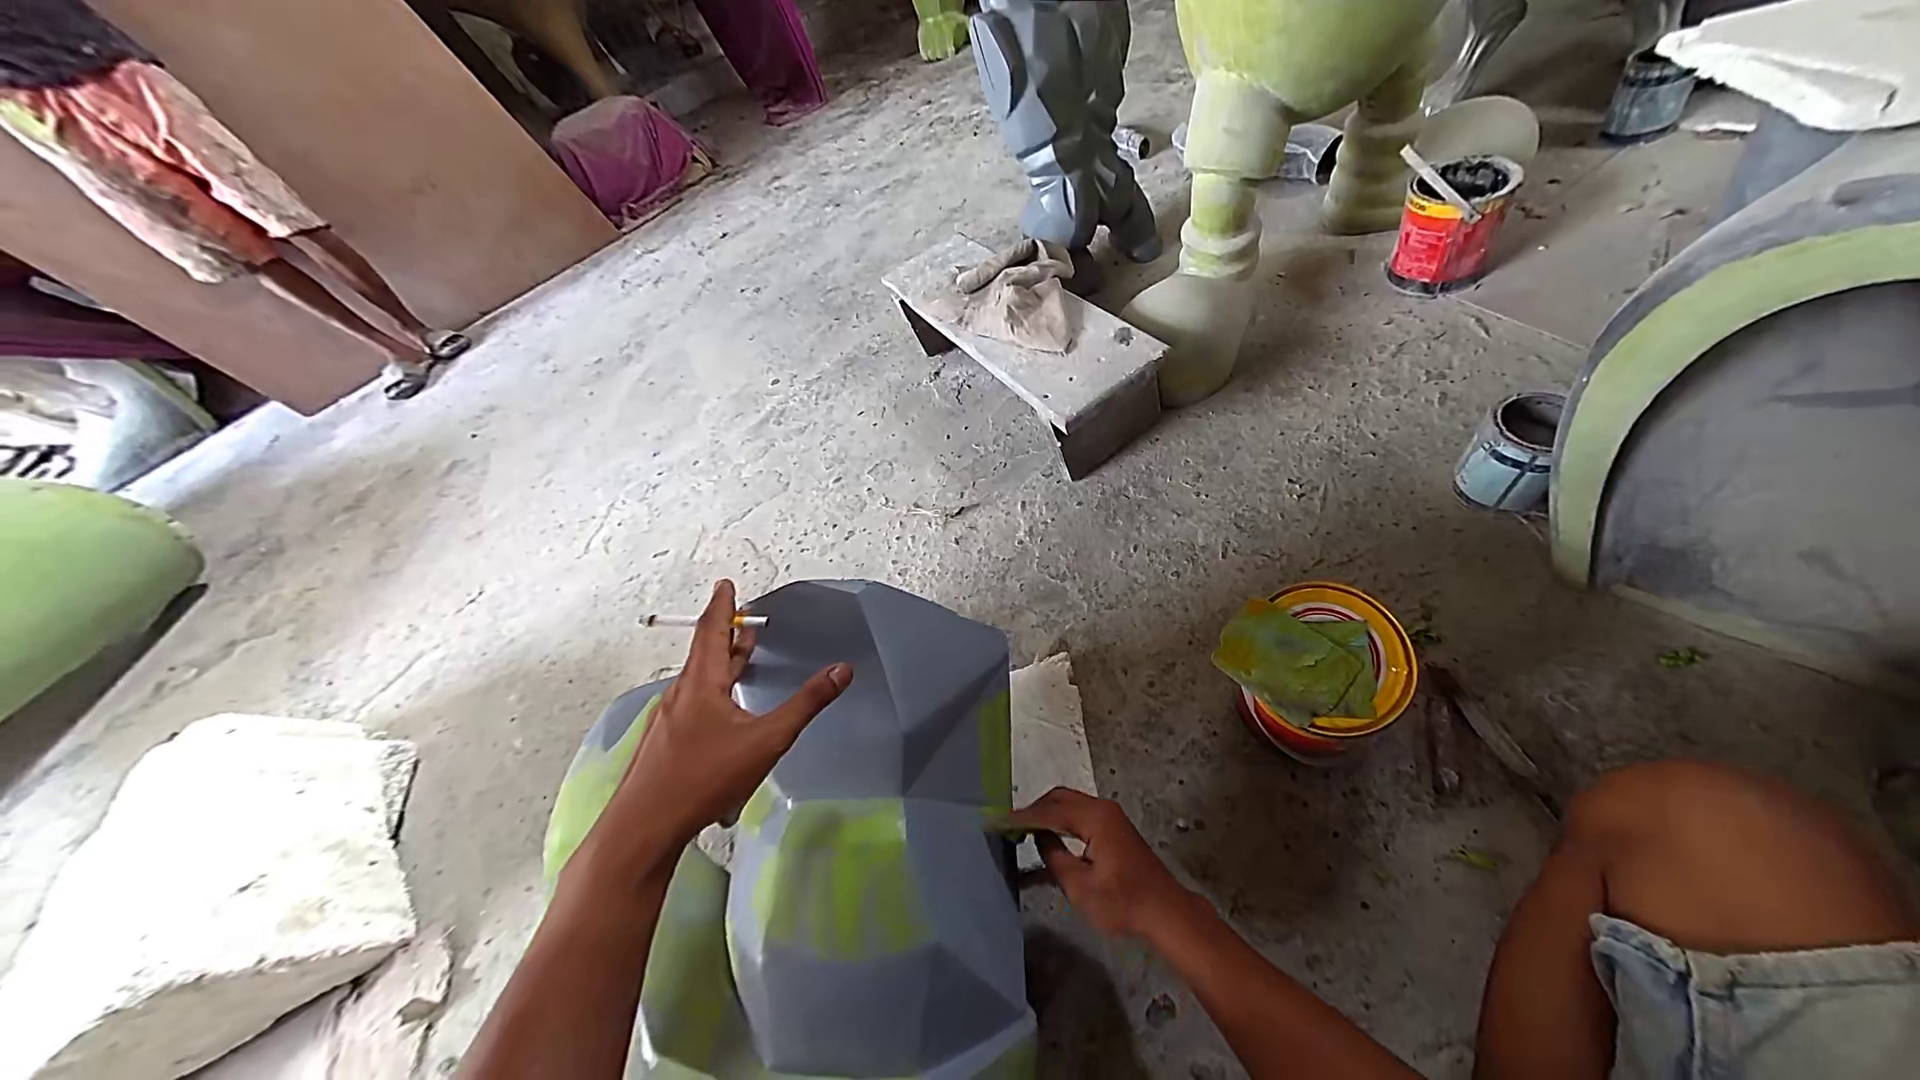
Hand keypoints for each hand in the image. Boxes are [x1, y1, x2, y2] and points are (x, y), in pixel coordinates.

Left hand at [609, 580, 850, 854]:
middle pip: (705, 653)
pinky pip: (693, 703)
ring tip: (740, 657)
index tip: (726, 585)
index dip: (723, 606)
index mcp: (701, 684)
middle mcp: (680, 694)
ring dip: (721, 663)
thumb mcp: (767, 740)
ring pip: (699, 680)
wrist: (643, 828)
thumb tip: (841, 670)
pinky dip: (713, 690)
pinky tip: (725, 712)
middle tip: (743, 620)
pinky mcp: (665, 743)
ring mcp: (669, 719)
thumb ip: (806, 704)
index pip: (712, 631)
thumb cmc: (703, 778)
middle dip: (727, 634)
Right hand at [1009, 787, 1201, 939]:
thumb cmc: (1123, 903)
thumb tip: (1041, 837)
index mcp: (1094, 818)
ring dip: (1047, 812)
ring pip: (1070, 802)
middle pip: (1060, 797)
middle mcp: (1102, 808)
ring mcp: (1111, 815)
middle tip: (1011, 824)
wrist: (1166, 911)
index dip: (1023, 816)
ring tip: (1025, 828)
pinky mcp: (1115, 826)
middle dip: (1034, 809)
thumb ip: (1055, 857)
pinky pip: (1080, 811)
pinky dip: (1061, 817)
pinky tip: (1050, 832)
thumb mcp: (1080, 887)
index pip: (1050, 810)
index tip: (999, 821)